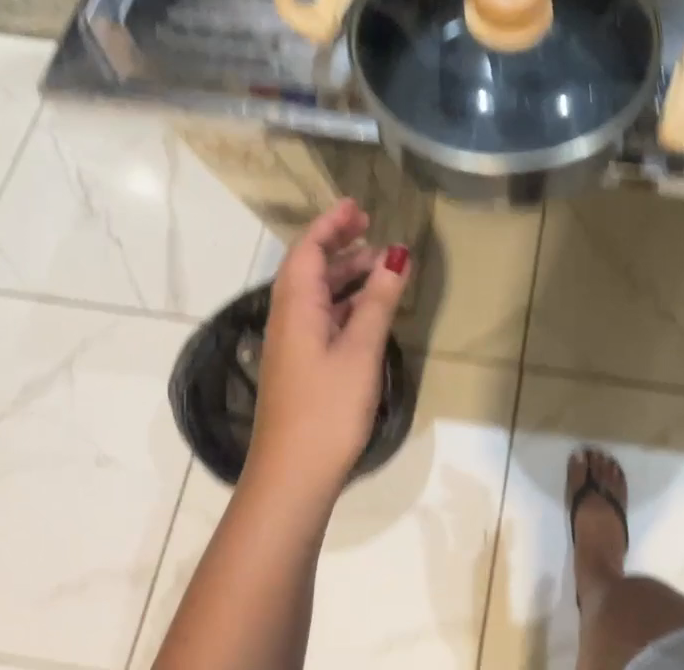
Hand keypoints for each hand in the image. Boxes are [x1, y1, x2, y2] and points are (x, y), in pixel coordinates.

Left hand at [250, 199, 410, 498]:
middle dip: (339, 245)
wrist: (292, 477)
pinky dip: (346, 303)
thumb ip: (378, 300)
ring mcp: (292, 346)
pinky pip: (322, 318)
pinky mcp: (302, 367)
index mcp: (295, 308)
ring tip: (381, 264)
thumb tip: (396, 255)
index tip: (357, 206)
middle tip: (373, 229)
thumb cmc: (326, 408)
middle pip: (309, 269)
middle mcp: (287, 320)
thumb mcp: (360, 350)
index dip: (330, 225)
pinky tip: (370, 309)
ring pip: (317, 295)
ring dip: (345, 274)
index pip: (306, 250)